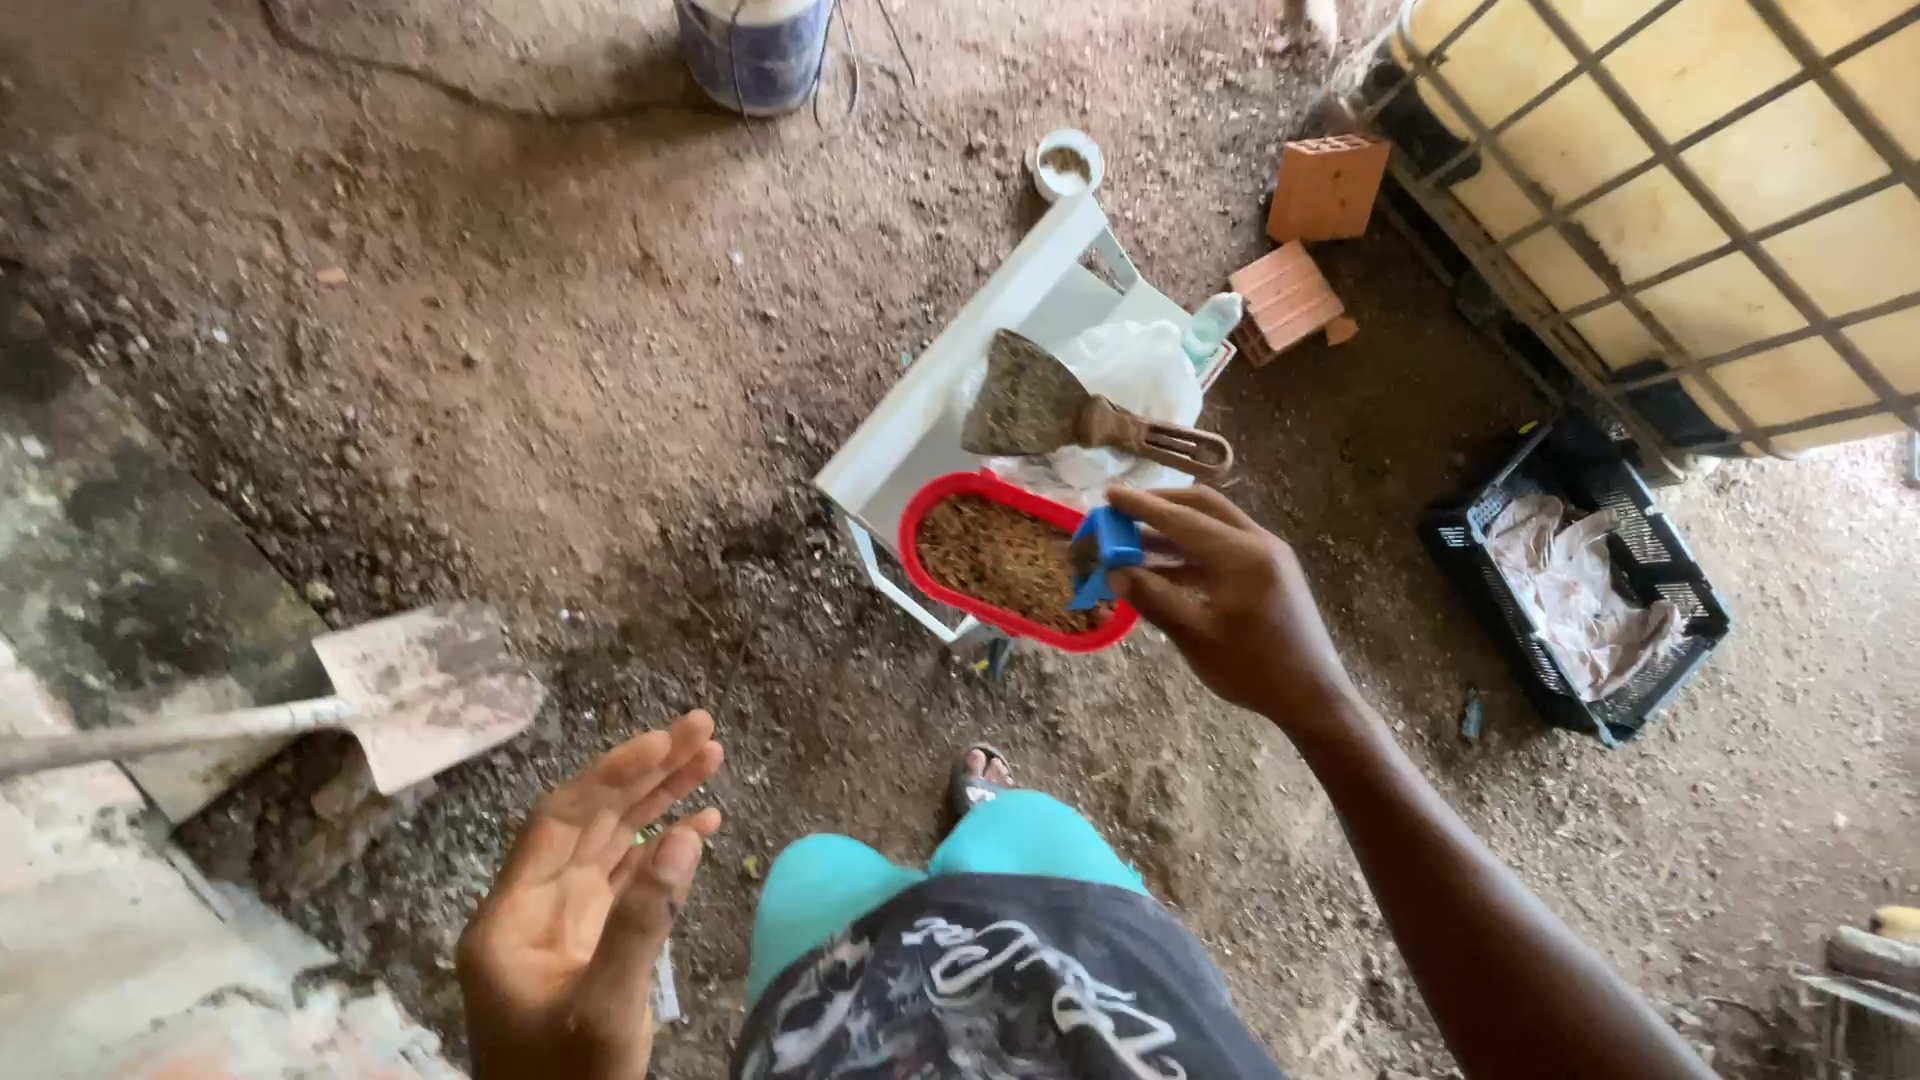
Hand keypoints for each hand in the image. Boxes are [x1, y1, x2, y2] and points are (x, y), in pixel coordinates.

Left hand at [457, 710, 724, 1079]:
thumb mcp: (606, 1010)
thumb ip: (643, 920)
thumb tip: (686, 833)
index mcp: (513, 917)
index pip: (560, 820)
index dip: (611, 773)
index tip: (664, 741)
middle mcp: (535, 906)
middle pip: (593, 818)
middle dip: (649, 771)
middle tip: (704, 729)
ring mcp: (566, 920)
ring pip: (616, 838)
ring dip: (662, 797)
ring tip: (712, 755)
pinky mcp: (594, 936)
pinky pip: (631, 874)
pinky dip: (667, 844)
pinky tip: (705, 820)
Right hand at [1107, 487, 1357, 726]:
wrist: (1312, 696)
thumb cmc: (1253, 669)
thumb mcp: (1196, 637)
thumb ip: (1154, 598)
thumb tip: (1113, 571)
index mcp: (1242, 555)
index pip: (1181, 519)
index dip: (1141, 506)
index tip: (1109, 494)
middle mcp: (1258, 543)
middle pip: (1202, 507)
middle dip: (1159, 505)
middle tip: (1122, 510)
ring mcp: (1267, 555)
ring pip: (1212, 526)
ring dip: (1172, 530)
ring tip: (1132, 540)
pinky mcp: (1267, 572)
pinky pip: (1222, 548)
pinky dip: (1189, 551)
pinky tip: (1160, 569)